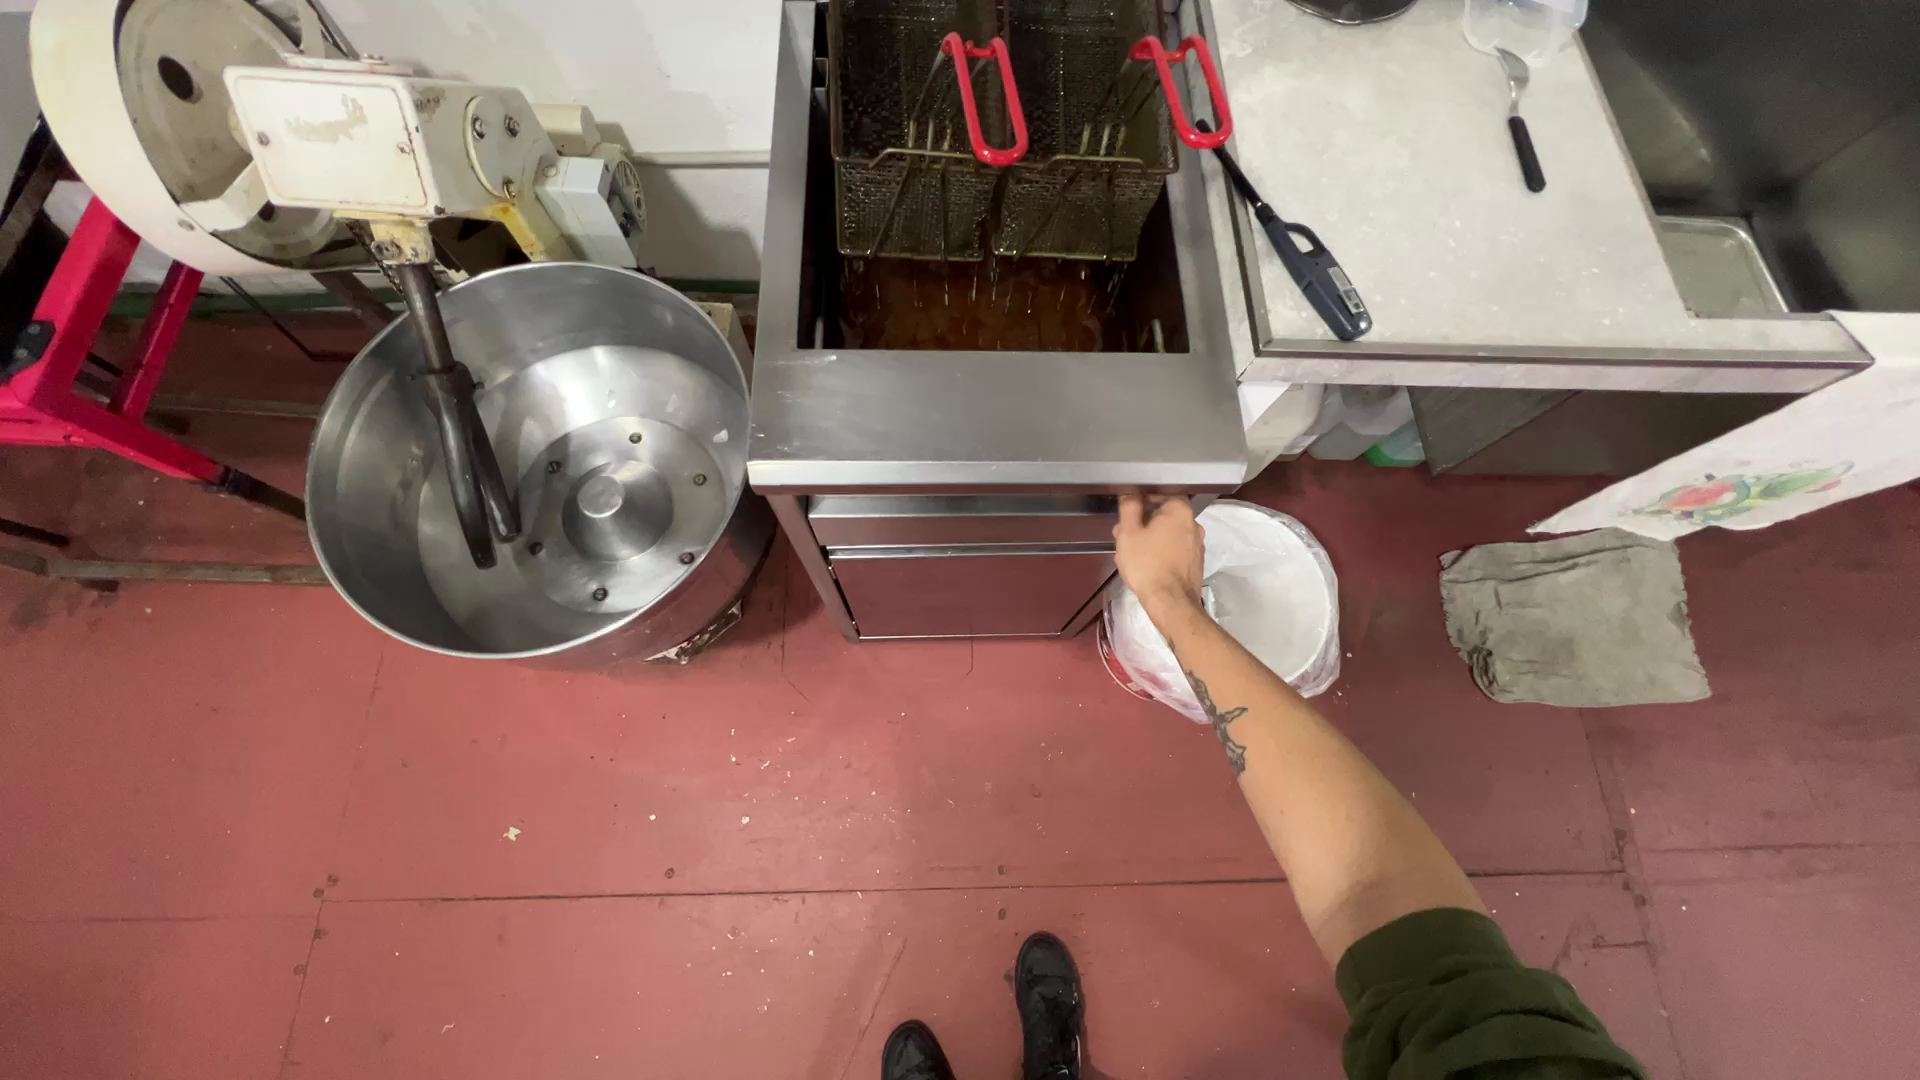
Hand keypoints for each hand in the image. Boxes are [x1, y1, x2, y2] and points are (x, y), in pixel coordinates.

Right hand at [1113, 494, 1205, 620]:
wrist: (1170, 602)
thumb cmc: (1147, 564)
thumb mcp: (1128, 532)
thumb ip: (1129, 508)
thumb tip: (1131, 493)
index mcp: (1180, 511)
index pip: (1162, 493)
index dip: (1144, 500)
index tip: (1129, 512)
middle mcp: (1194, 524)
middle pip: (1166, 515)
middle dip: (1145, 522)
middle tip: (1125, 535)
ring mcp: (1197, 545)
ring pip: (1170, 534)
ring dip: (1152, 538)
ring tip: (1132, 553)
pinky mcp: (1196, 562)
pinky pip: (1175, 549)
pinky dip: (1162, 551)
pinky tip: (1147, 564)